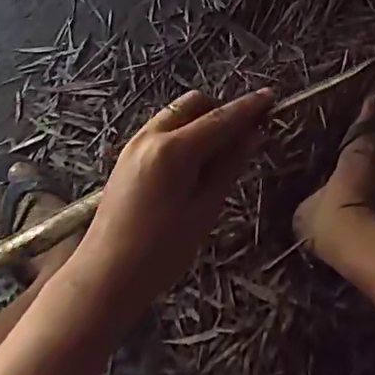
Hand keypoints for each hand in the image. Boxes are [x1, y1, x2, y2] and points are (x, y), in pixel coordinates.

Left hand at [76, 89, 273, 302]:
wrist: (103, 278)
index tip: (271, 96)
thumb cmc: (160, 252)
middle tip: (243, 136)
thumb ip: (228, 166)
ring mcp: (135, 143)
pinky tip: (192, 163)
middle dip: (221, 112)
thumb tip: (253, 134)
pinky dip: (183, 132)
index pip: (220, 118)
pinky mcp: (127, 155)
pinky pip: (163, 128)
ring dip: (201, 121)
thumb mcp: (204, 210)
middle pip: (195, 103)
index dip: (248, 107)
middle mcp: (152, 135)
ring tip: (218, 154)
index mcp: (174, 149)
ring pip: (177, 113)